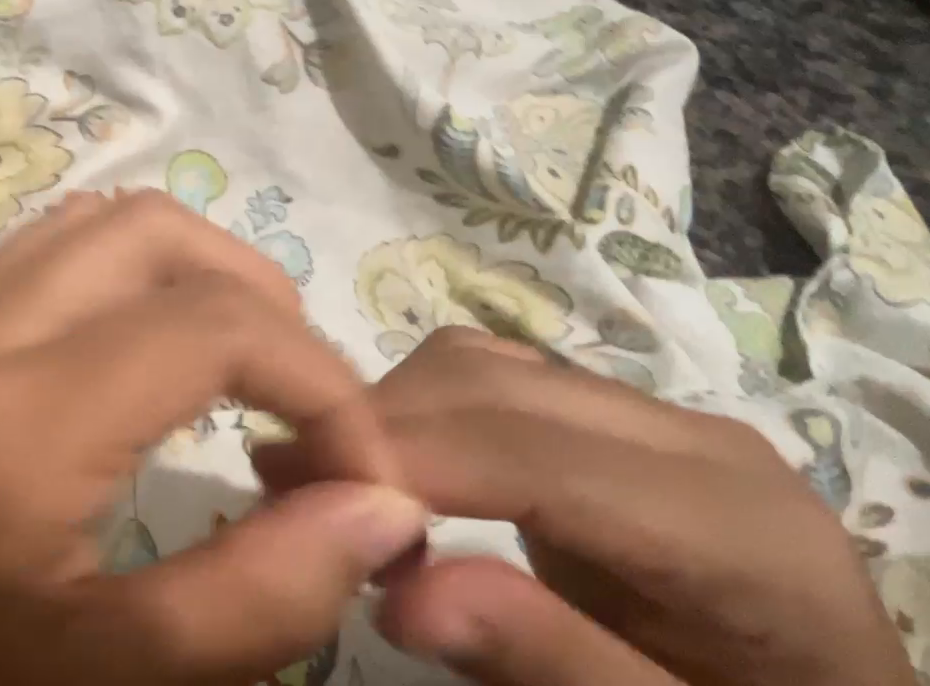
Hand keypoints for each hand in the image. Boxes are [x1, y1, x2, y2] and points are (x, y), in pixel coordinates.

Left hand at [0, 191, 425, 685]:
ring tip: (236, 370)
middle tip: (300, 403)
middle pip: (157, 231)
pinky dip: (126, 270)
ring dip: (191, 270)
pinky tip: (145, 352)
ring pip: (100, 221)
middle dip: (260, 298)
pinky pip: (49, 246)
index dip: (323, 383)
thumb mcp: (111, 671)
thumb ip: (260, 594)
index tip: (359, 473)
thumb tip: (379, 505)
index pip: (215, 325)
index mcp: (25, 415)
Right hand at [257, 326, 913, 685]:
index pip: (530, 453)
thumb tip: (397, 594)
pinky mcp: (607, 417)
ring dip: (386, 408)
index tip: (293, 490)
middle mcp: (691, 439)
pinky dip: (416, 407)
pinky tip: (392, 465)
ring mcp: (647, 416)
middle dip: (372, 424)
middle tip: (284, 484)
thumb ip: (552, 662)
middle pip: (490, 384)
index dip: (403, 459)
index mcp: (732, 525)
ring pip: (475, 361)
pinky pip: (487, 377)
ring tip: (332, 480)